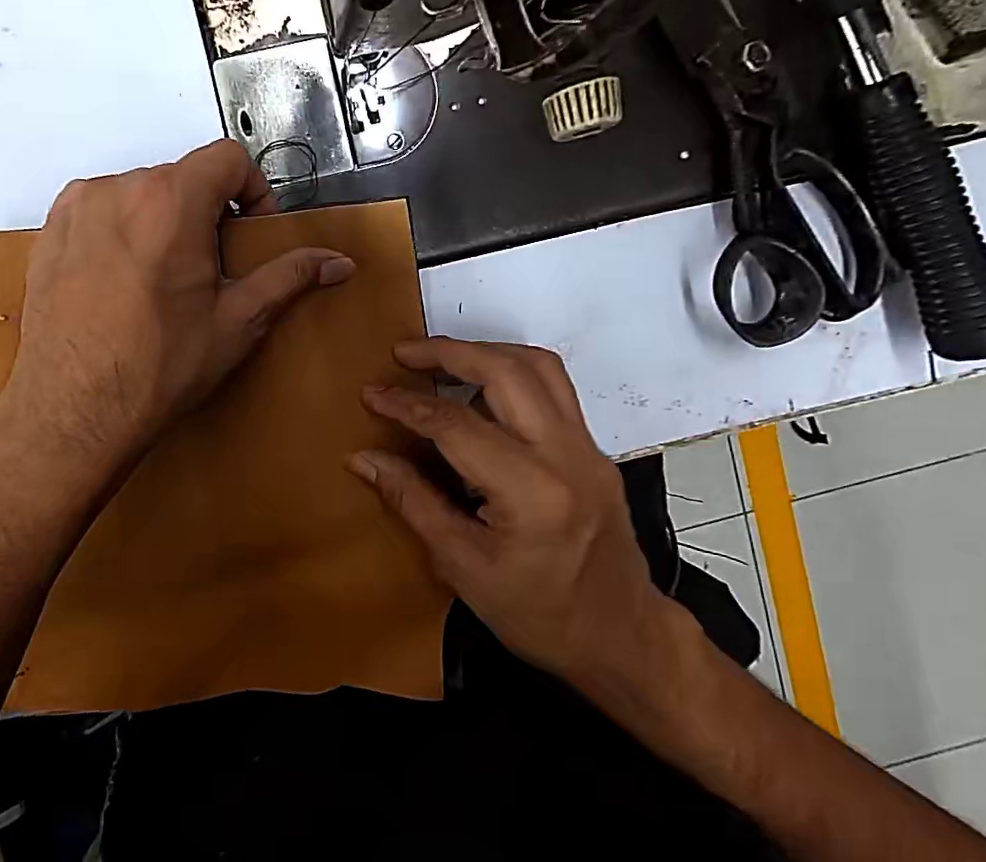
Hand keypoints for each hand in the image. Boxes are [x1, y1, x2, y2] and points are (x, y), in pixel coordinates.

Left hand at [0, 139, 354, 478]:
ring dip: (167, 222)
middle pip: (185, 176)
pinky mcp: (51, 232)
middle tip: (215, 267)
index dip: (253, 190)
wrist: (73, 412)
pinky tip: (131, 283)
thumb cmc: (152, 369)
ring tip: (170, 280)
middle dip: (209, 212)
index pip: (227, 158)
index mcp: (170, 203)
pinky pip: (104, 211)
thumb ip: (289, 277)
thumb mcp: (237, 321)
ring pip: (143, 194)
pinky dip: (127, 232)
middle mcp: (117, 192)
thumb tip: (333, 262)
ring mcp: (77, 209)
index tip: (250, 229)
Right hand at [347, 339, 675, 685]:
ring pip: (538, 365)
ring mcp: (588, 447)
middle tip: (405, 353)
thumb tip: (366, 459)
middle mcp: (566, 455)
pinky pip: (554, 387)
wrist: (620, 634)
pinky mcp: (594, 448)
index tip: (373, 394)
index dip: (408, 405)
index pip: (458, 425)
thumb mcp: (463, 568)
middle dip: (449, 352)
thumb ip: (413, 502)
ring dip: (485, 352)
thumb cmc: (538, 615)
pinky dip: (512, 370)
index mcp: (531, 493)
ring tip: (442, 360)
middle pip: (506, 371)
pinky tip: (482, 387)